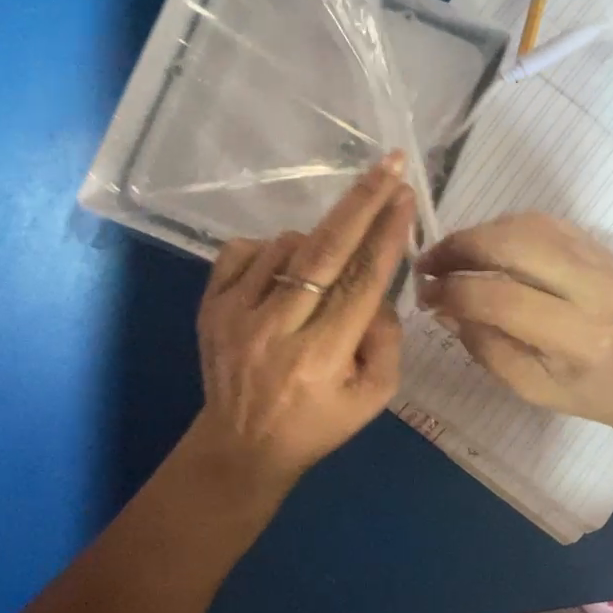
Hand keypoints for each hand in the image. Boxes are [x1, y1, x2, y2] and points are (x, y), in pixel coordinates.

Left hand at [188, 153, 415, 486]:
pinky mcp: (207, 306)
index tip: (405, 196)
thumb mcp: (374, 396)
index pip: (361, 282)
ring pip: (287, 246)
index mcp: (321, 357)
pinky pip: (244, 249)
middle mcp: (275, 330)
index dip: (387, 236)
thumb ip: (387, 339)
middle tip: (390, 165)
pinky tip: (284, 273)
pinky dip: (272, 250)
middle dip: (362, 203)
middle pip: (325, 251)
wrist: (240, 447)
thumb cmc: (318, 423)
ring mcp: (234, 314)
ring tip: (325, 273)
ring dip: (317, 243)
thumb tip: (376, 288)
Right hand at [415, 213, 612, 429]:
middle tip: (429, 264)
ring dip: (480, 233)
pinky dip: (508, 226)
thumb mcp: (532, 388)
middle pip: (515, 245)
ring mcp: (600, 261)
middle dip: (461, 248)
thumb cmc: (591, 392)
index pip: (503, 299)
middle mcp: (593, 290)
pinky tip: (487, 245)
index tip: (425, 296)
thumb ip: (486, 347)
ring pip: (529, 224)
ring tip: (451, 255)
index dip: (455, 291)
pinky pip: (546, 222)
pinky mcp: (600, 246)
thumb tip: (443, 306)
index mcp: (579, 338)